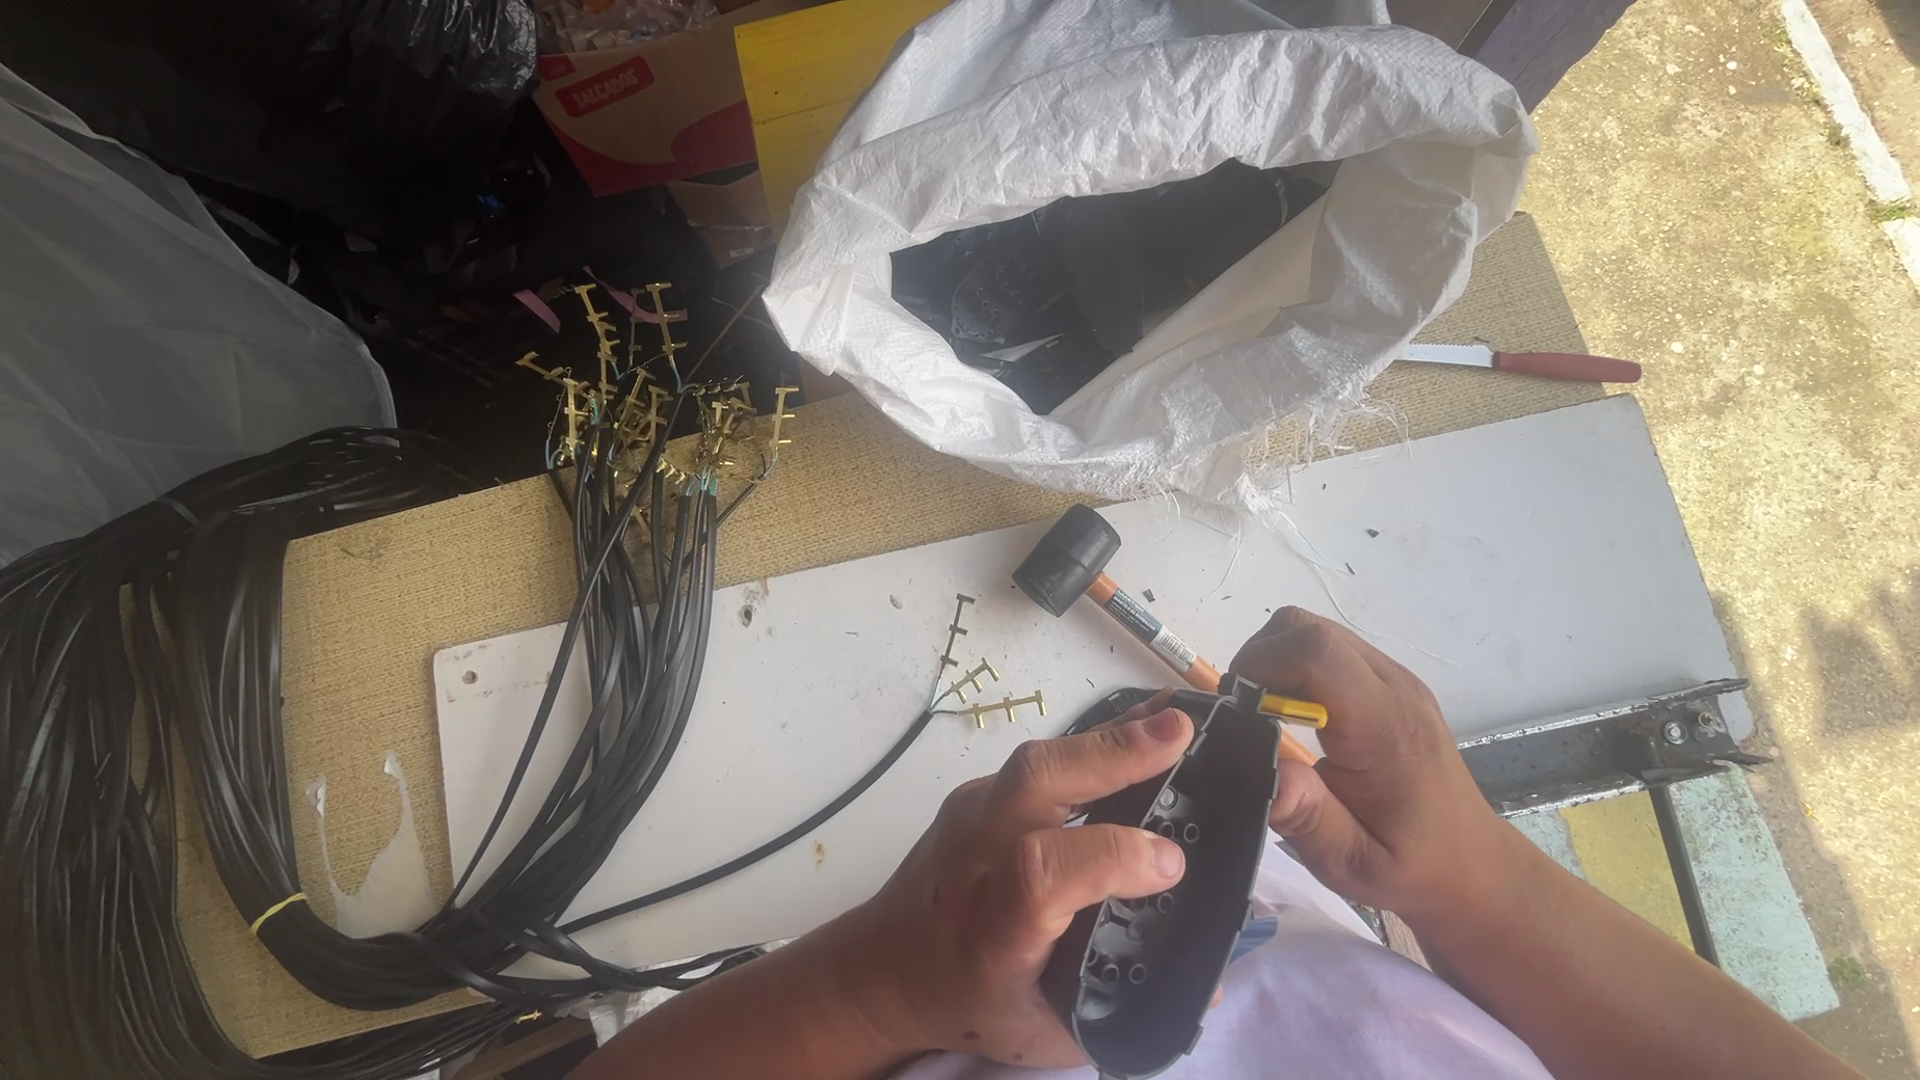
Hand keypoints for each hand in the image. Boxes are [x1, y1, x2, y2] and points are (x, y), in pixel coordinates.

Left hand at [839, 709, 1193, 1066]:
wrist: (882, 964)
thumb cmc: (966, 1002)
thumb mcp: (1045, 1031)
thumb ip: (1124, 1010)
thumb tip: (1210, 989)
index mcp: (993, 924)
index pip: (1042, 872)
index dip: (1108, 857)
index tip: (1170, 863)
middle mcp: (976, 854)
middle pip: (1034, 781)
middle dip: (1110, 753)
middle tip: (1180, 733)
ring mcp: (971, 813)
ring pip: (1038, 761)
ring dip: (1108, 738)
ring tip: (1172, 719)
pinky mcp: (976, 794)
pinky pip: (1037, 765)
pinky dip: (1089, 747)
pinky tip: (1131, 738)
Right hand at [1229, 607, 1520, 921]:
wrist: (1474, 866)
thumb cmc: (1412, 867)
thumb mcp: (1354, 865)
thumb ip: (1311, 821)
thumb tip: (1272, 776)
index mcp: (1384, 727)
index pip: (1317, 652)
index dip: (1263, 665)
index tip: (1238, 708)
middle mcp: (1394, 688)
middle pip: (1309, 629)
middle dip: (1261, 659)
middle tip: (1245, 711)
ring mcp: (1395, 679)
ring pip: (1315, 630)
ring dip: (1276, 661)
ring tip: (1266, 714)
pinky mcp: (1389, 682)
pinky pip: (1329, 648)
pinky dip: (1295, 667)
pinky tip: (1294, 714)